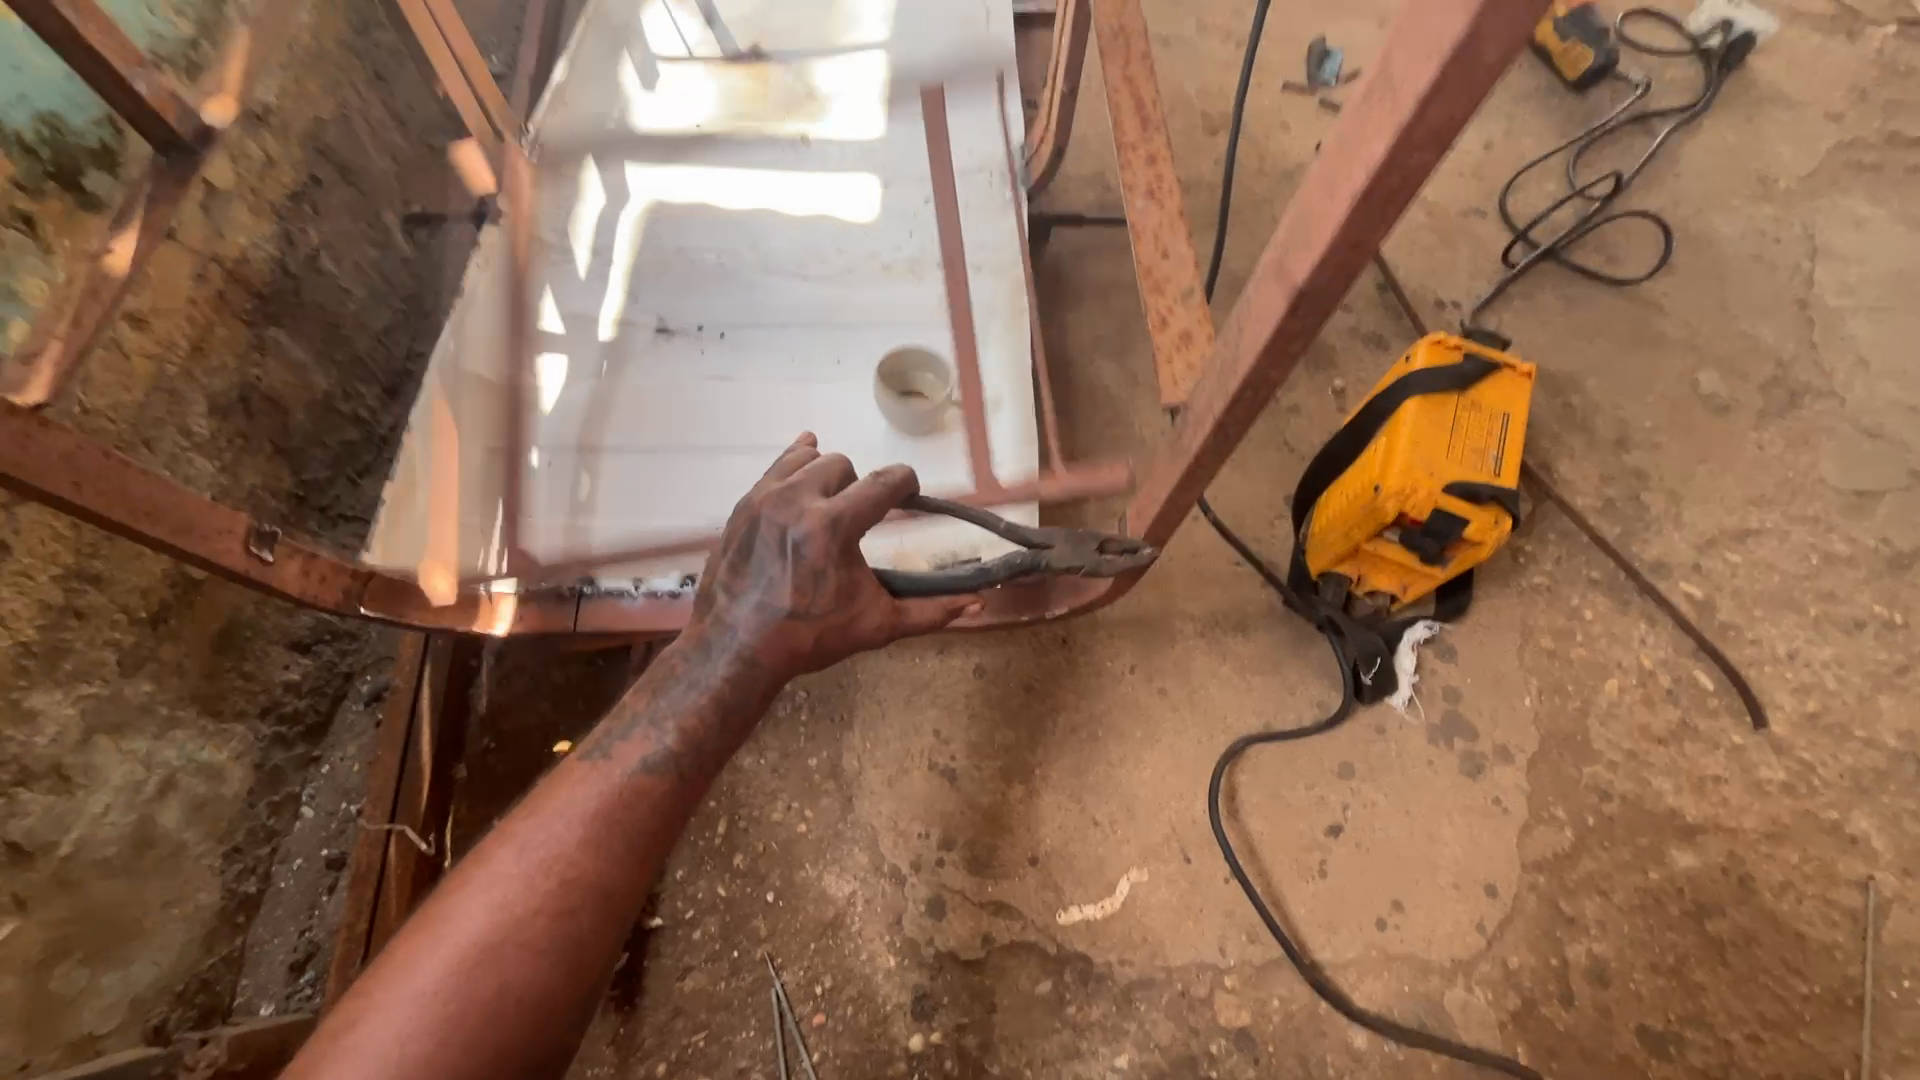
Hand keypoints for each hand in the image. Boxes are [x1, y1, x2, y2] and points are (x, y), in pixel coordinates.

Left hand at [687, 433, 981, 681]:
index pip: (886, 480)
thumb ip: (930, 611)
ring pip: (807, 458)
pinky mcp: (743, 505)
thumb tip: (978, 603)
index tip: (909, 495)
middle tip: (857, 520)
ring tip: (826, 507)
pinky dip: (794, 471)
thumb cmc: (811, 637)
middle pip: (845, 464)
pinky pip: (775, 466)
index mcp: (834, 526)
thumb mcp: (876, 625)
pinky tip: (801, 484)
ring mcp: (765, 499)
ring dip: (825, 477)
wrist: (737, 648)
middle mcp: (798, 501)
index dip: (906, 483)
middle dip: (858, 487)